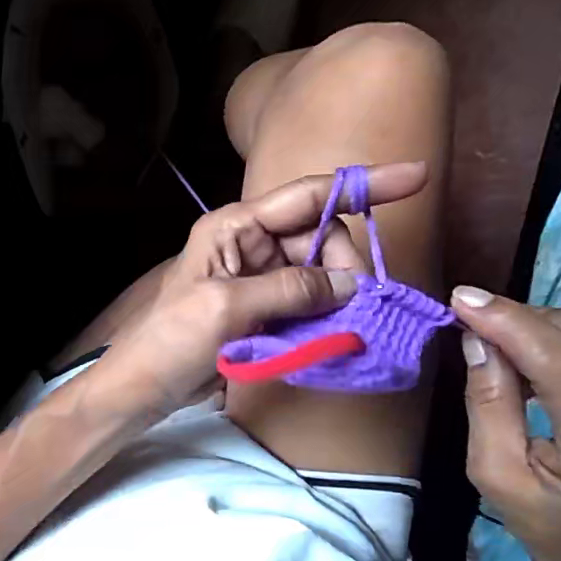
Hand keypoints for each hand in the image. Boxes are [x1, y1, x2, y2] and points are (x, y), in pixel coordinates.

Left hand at [91, 162, 429, 414]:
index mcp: (235, 227)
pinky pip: (309, 300)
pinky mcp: (264, 308)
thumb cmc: (172, 338)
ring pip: (320, 272)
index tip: (416, 176)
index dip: (361, 185)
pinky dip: (327, 313)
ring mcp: (258, 277)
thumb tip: (349, 284)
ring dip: (340, 293)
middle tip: (355, 304)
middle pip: (321, 236)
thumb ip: (290, 289)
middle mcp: (250, 244)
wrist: (144, 385)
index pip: (307, 196)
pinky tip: (335, 331)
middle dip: (345, 264)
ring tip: (346, 322)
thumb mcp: (227, 307)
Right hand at [452, 288, 560, 560]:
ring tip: (500, 343)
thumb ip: (488, 402)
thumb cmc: (540, 516)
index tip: (464, 299)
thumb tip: (478, 338)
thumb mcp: (491, 469)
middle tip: (472, 319)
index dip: (513, 323)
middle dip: (519, 320)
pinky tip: (537, 360)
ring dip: (539, 328)